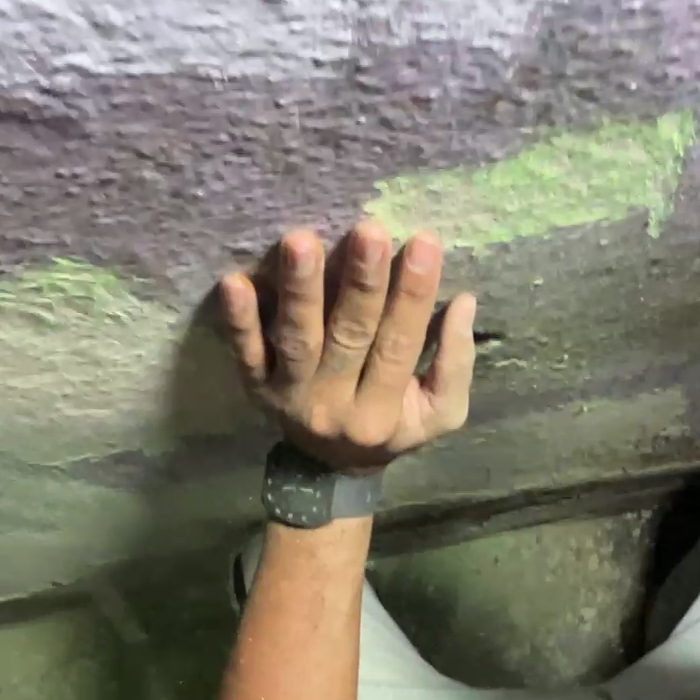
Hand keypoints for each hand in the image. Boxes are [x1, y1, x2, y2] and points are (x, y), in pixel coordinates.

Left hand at [216, 221, 477, 472]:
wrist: (332, 467)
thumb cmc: (394, 426)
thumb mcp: (439, 413)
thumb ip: (456, 363)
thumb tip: (464, 302)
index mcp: (383, 412)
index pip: (401, 345)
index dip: (414, 296)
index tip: (425, 243)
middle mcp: (336, 407)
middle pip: (351, 337)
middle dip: (362, 284)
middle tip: (369, 232)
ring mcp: (291, 396)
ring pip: (299, 340)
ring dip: (300, 291)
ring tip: (302, 242)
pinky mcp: (257, 386)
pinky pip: (246, 354)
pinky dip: (239, 321)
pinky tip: (235, 283)